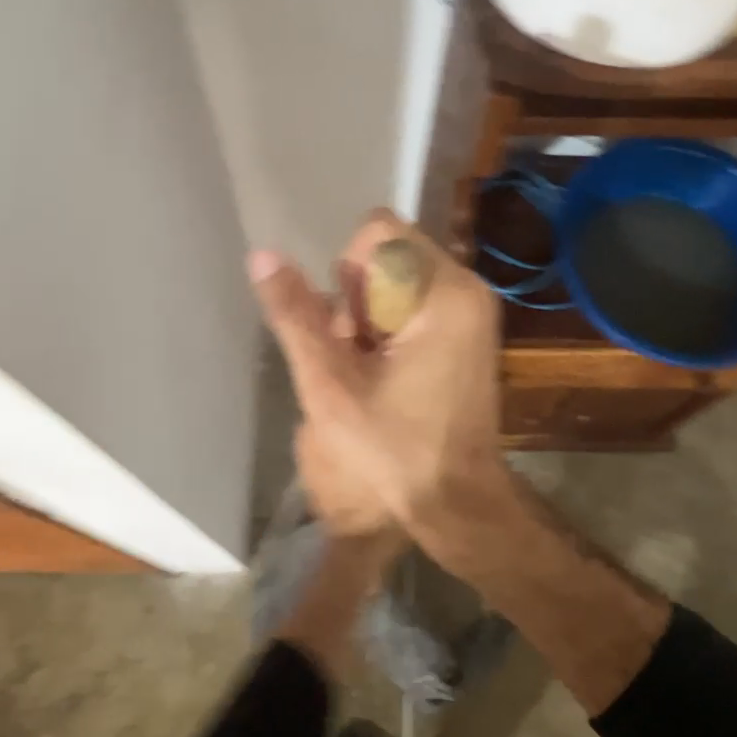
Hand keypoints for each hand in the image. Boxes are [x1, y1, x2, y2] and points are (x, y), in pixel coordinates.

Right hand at [248, 210, 505, 537]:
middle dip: (357, 299)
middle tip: (359, 359)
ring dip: (370, 318)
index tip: (352, 332)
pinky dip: (391, 329)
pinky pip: (415, 303)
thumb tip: (263, 255)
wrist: (456, 504)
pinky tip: (388, 376)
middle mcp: (467, 287)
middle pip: (388, 254)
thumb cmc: (394, 451)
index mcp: (444, 290)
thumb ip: (296, 316)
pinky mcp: (469, 332)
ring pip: (397, 281)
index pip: (377, 231)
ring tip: (372, 373)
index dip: (347, 276)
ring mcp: (473, 311)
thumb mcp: (332, 386)